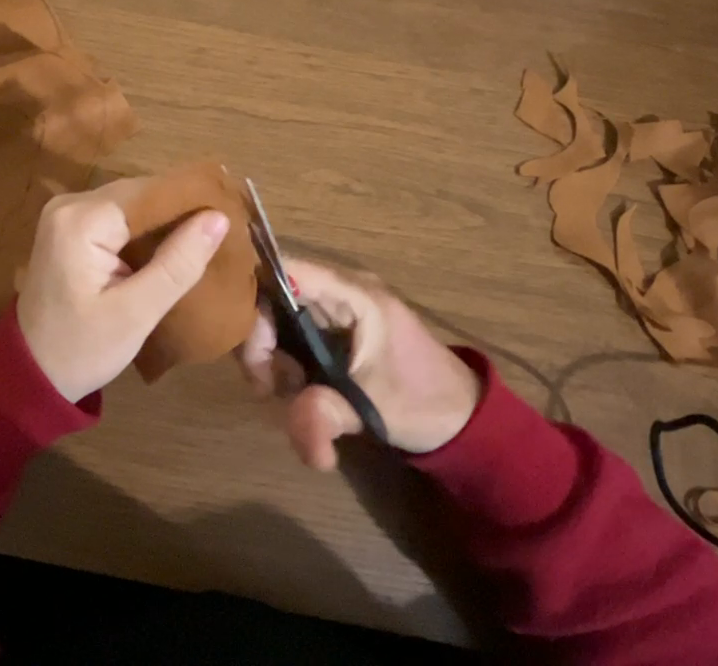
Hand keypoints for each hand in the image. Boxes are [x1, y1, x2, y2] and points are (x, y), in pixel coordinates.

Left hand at [16, 178, 229, 401]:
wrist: (31, 372)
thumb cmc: (82, 350)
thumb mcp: (136, 313)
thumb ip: (177, 263)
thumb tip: (218, 219)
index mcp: (81, 221)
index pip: (149, 194)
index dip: (191, 200)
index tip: (233, 211)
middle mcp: (69, 204)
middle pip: (139, 193)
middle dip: (180, 208)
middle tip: (227, 223)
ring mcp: (66, 213)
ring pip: (131, 202)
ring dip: (166, 216)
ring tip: (210, 230)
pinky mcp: (69, 227)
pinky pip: (117, 215)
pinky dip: (145, 226)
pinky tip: (175, 240)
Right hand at [240, 258, 480, 469]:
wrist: (461, 418)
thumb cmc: (424, 401)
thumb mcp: (373, 409)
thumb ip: (327, 417)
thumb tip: (302, 447)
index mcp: (352, 293)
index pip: (283, 269)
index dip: (256, 302)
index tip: (258, 353)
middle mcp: (337, 291)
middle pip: (271, 294)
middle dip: (260, 342)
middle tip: (268, 387)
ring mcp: (333, 310)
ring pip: (275, 317)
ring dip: (269, 356)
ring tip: (285, 394)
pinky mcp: (330, 331)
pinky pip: (288, 334)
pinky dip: (281, 361)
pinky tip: (294, 391)